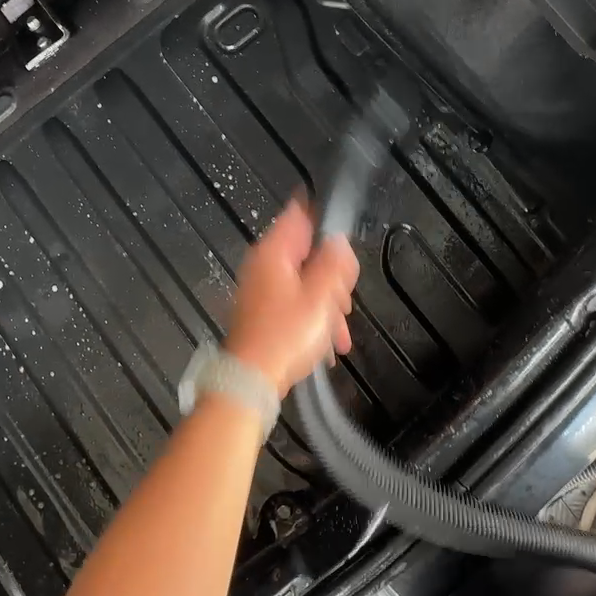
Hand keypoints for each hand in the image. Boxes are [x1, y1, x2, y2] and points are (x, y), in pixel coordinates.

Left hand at [224, 199, 359, 398]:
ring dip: (328, 303)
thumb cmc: (286, 335)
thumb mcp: (321, 296)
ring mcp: (261, 291)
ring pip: (305, 283)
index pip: (299, 215)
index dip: (324, 219)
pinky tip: (328, 344)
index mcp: (274, 252)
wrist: (252, 380)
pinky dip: (314, 319)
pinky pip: (295, 305)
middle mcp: (263, 266)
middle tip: (343, 298)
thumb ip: (335, 263)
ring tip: (339, 332)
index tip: (343, 237)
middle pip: (307, 254)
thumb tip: (340, 240)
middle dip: (332, 276)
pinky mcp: (263, 314)